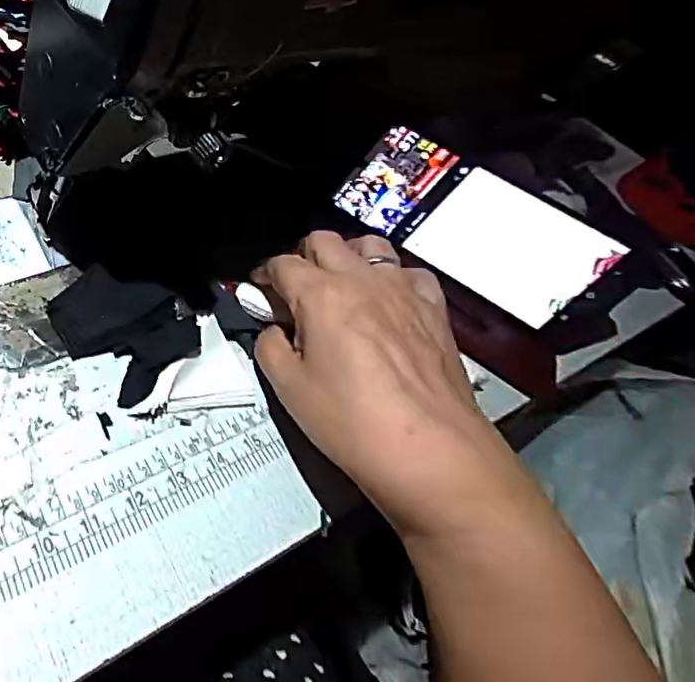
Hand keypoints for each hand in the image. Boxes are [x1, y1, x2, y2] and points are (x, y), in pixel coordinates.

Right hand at [252, 232, 511, 538]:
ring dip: (347, 256)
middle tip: (295, 286)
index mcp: (321, 295)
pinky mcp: (432, 307)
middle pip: (323, 240)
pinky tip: (387, 301)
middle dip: (302, 256)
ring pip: (369, 244)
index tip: (261, 291)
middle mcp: (361, 281)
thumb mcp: (290, 391)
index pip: (282, 263)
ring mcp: (401, 290)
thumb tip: (273, 332)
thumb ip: (270, 348)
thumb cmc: (359, 425)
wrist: (433, 453)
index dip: (265, 275)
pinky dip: (392, 277)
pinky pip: (409, 272)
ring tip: (340, 284)